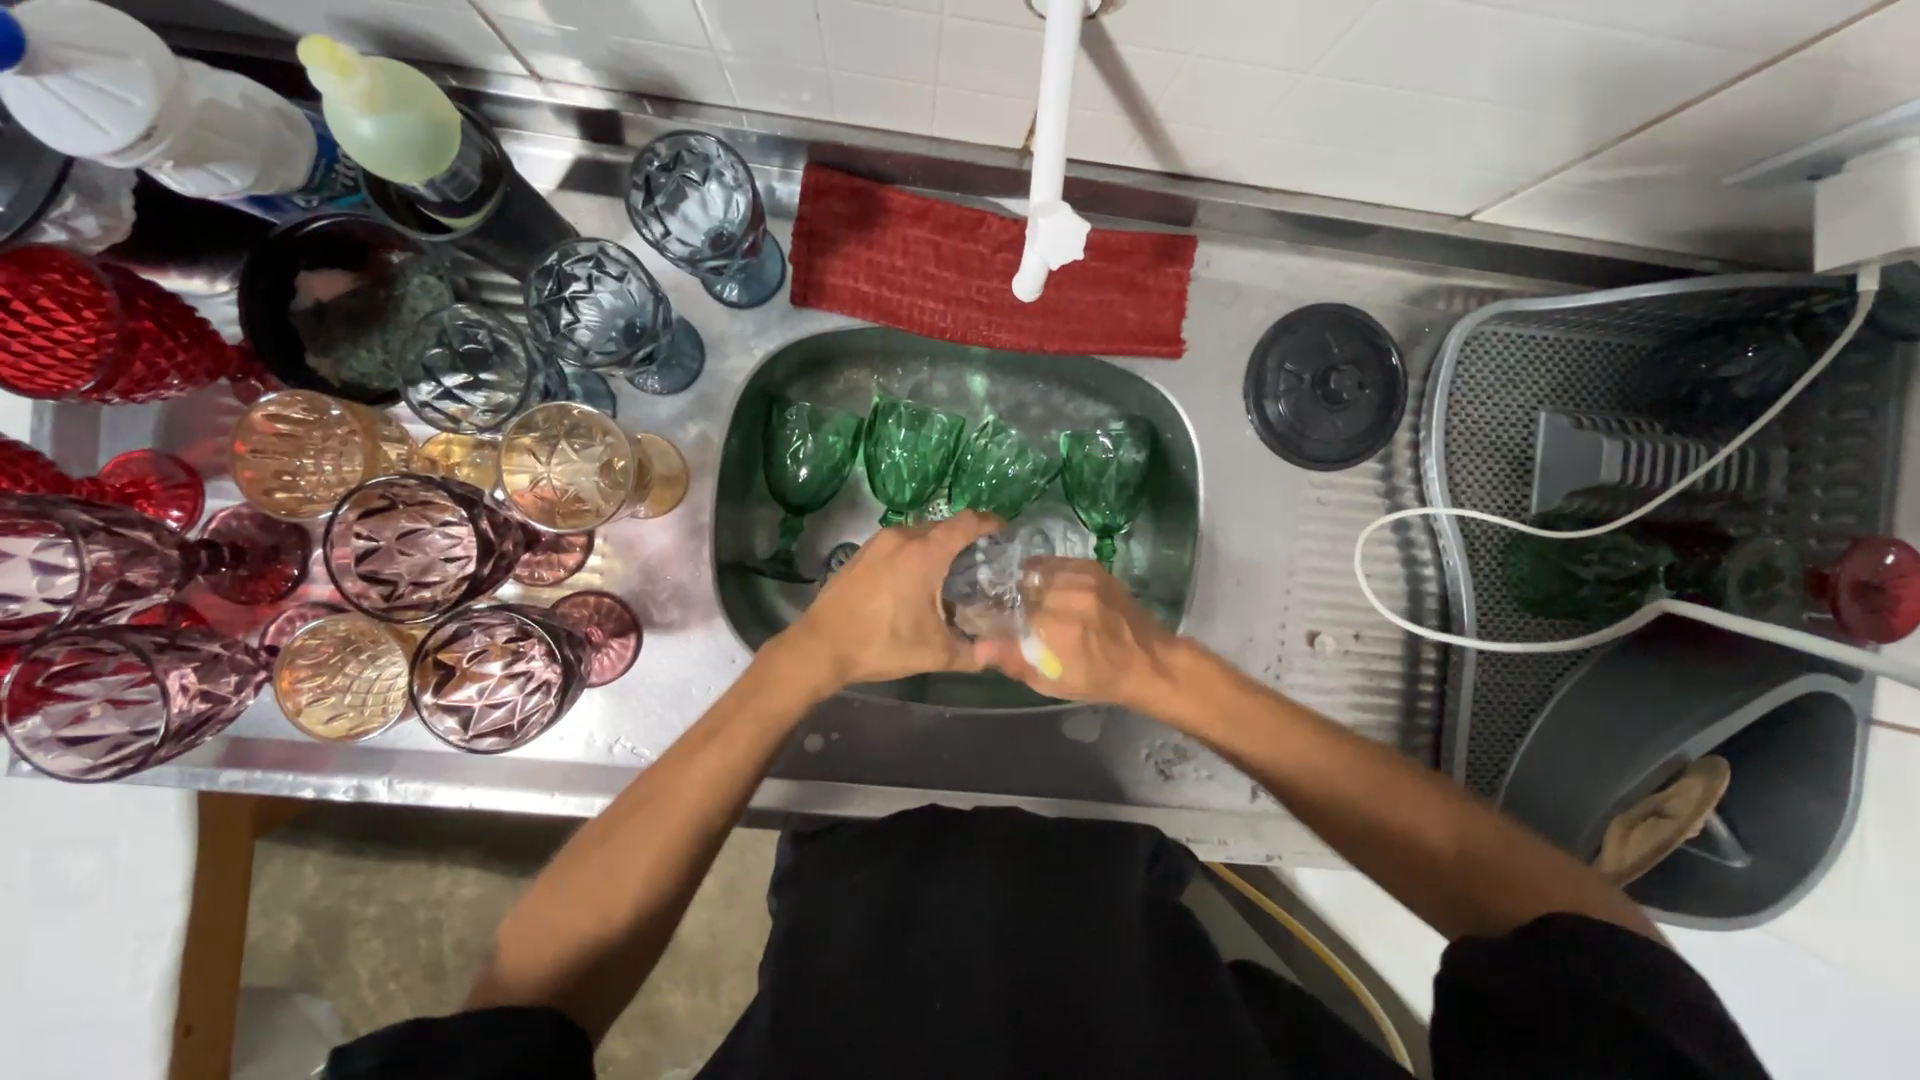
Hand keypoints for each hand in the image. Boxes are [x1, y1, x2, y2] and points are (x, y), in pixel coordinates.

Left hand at [774, 510, 1003, 690]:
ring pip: (918, 534)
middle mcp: (902, 538)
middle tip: (982, 562)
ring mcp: (877, 543)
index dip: (990, 524)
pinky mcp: (860, 554)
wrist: (821, 646)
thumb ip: (971, 654)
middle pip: (943, 526)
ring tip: (949, 573)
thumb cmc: (881, 643)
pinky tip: (914, 581)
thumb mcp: (934, 654)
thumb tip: (996, 655)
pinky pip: (898, 544)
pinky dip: (913, 553)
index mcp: (925, 553)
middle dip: (965, 538)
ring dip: (937, 546)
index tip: (1004, 533)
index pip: (967, 523)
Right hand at [974, 557, 1179, 711]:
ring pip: (1036, 570)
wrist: (1148, 660)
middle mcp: (1067, 595)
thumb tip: (978, 648)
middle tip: (1008, 610)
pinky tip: (1046, 587)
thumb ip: (1013, 660)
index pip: (1007, 608)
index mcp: (1054, 627)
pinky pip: (1056, 563)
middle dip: (1010, 596)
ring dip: (1027, 582)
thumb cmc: (1097, 679)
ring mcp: (1082, 577)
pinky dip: (1046, 574)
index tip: (991, 621)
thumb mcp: (1051, 682)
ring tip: (1025, 597)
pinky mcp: (1093, 568)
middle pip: (1019, 584)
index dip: (995, 614)